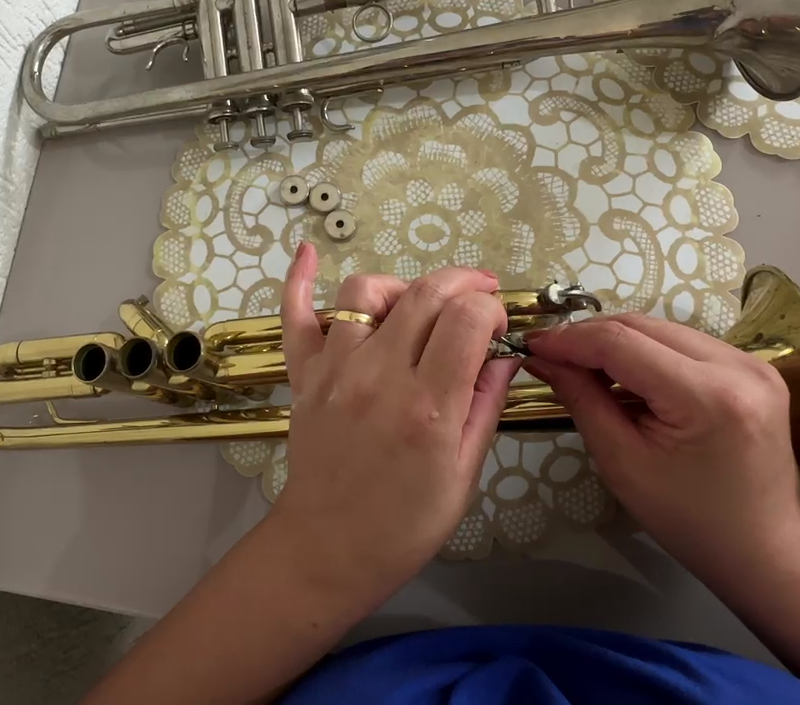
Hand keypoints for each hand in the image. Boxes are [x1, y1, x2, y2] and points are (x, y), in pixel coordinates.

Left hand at [265, 242, 518, 609]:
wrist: (329, 548)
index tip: (497, 326)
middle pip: (424, 294)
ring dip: (401, 286)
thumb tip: (504, 355)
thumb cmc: (405, 521)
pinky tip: (307, 252)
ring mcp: (335, 370)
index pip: (467, 319)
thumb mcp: (464, 473)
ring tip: (416, 307)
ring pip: (365, 292)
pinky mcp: (304, 374)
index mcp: (428, 406)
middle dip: (462, 282)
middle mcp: (379, 376)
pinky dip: (298, 280)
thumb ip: (484, 405)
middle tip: (478, 295)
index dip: (490, 309)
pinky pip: (295, 316)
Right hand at [525, 313, 799, 580]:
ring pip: (660, 328)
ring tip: (581, 365)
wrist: (766, 551)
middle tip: (550, 355)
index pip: (621, 343)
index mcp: (708, 397)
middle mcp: (737, 366)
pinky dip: (645, 350)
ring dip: (615, 340)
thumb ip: (581, 399)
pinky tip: (623, 373)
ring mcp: (752, 362)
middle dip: (589, 336)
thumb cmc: (689, 519)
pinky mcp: (753, 366)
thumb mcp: (622, 463)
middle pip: (641, 326)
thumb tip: (542, 357)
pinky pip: (682, 341)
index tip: (531, 345)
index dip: (569, 339)